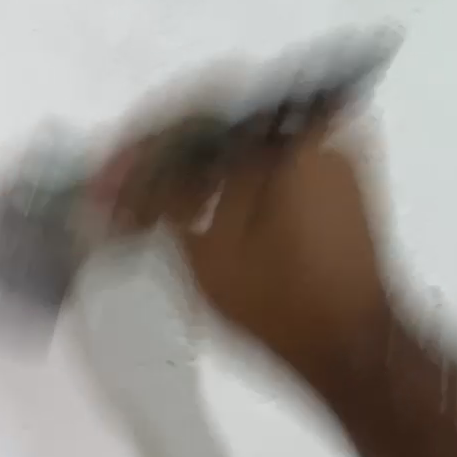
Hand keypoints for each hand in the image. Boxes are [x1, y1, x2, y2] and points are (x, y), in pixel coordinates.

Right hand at [90, 111, 398, 388]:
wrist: (351, 344)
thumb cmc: (276, 300)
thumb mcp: (204, 248)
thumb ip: (162, 197)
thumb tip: (120, 174)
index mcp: (286, 136)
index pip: (195, 112)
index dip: (139, 142)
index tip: (105, 174)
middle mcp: (314, 131)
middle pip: (216, 126)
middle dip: (158, 158)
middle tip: (115, 192)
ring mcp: (329, 159)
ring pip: (236, 149)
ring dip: (185, 174)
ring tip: (141, 210)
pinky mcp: (331, 188)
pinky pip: (260, 170)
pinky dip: (218, 186)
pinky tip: (186, 215)